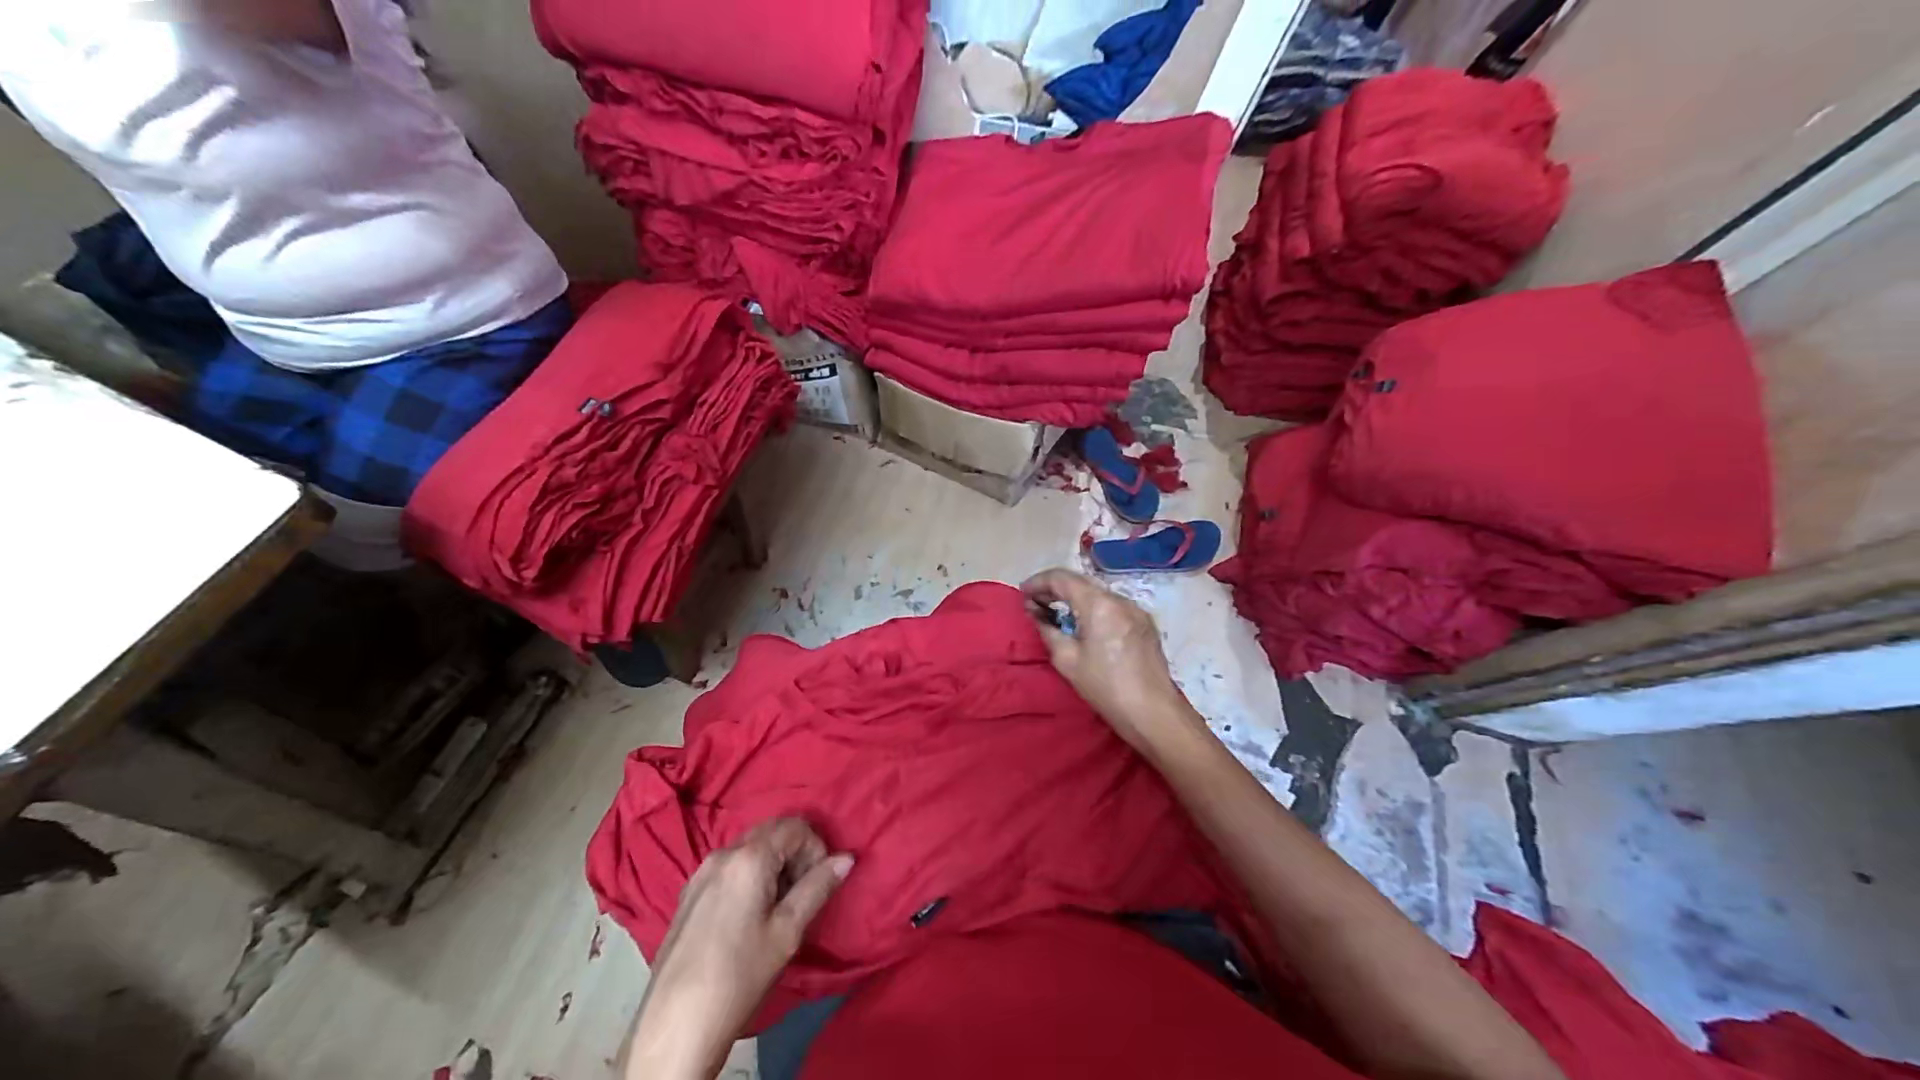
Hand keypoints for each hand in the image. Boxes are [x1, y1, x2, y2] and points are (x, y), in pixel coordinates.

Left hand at [628, 818, 852, 1079]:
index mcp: (748, 857)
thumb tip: (846, 857)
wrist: (676, 1025)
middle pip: (770, 833)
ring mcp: (700, 873)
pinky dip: (750, 878)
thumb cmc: (740, 975)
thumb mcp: (788, 932)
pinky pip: (729, 869)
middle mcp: (721, 854)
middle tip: (802, 896)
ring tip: (778, 912)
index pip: (795, 826)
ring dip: (773, 867)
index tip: (819, 884)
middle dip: (795, 855)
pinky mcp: (688, 895)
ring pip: (750, 850)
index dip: (816, 848)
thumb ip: (818, 887)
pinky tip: (749, 919)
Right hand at [1020, 569, 1207, 754]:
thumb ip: (1047, 630)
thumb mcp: (1067, 660)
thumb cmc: (1105, 687)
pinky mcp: (1145, 623)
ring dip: (1075, 599)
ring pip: (1098, 593)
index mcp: (1098, 604)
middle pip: (1081, 582)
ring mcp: (1136, 610)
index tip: (1022, 594)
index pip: (1062, 578)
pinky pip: (1112, 606)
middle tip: (1035, 605)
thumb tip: (1035, 613)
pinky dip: (1093, 609)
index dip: (1038, 582)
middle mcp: (1120, 599)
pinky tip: (1084, 626)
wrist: (1153, 712)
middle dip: (1055, 589)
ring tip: (1057, 616)